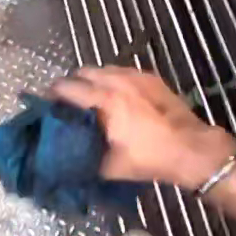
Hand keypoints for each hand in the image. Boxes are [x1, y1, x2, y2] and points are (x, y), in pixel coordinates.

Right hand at [50, 67, 235, 188]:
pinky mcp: (151, 78)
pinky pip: (123, 71)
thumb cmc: (150, 157)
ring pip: (104, 69)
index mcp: (105, 100)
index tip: (45, 103)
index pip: (68, 87)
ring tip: (91, 98)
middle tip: (68, 102)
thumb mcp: (112, 166)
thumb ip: (85, 159)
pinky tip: (116, 96)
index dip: (52, 93)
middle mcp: (118, 81)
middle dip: (72, 84)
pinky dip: (113, 79)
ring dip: (93, 80)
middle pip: (84, 72)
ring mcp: (136, 76)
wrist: (190, 147)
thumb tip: (65, 160)